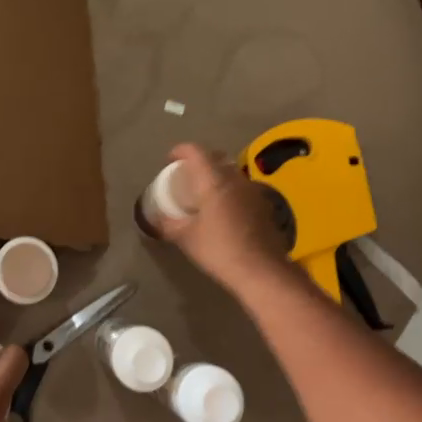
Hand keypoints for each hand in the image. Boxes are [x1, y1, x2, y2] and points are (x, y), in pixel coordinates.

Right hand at [154, 143, 297, 294]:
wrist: (262, 271)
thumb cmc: (220, 250)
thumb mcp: (186, 239)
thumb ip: (169, 225)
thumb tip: (157, 219)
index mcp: (214, 181)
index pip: (196, 151)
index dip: (181, 150)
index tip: (170, 160)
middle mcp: (236, 179)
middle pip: (217, 158)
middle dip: (200, 161)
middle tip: (187, 175)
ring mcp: (254, 192)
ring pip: (232, 173)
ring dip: (217, 176)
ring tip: (206, 193)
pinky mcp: (265, 206)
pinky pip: (243, 189)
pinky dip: (230, 191)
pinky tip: (226, 211)